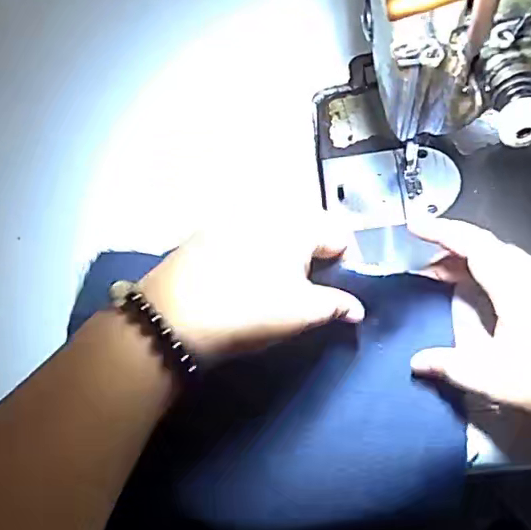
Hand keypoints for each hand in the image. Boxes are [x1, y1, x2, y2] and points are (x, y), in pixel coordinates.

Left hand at [136, 214, 365, 361]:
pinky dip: (253, 256)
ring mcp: (232, 218)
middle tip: (304, 294)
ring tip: (272, 290)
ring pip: (274, 234)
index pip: (340, 235)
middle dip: (312, 259)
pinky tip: (242, 283)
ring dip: (282, 257)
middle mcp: (267, 210)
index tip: (334, 292)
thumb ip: (336, 306)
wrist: (172, 319)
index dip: (345, 264)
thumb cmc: (249, 311)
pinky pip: (245, 239)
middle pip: (306, 230)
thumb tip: (357, 308)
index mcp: (298, 223)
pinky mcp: (205, 233)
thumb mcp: (302, 314)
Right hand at [406, 216, 530, 439]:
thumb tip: (416, 362)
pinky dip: (489, 277)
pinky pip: (515, 275)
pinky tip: (482, 298)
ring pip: (504, 261)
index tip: (414, 226)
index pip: (474, 245)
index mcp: (515, 285)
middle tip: (424, 261)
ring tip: (445, 277)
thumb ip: (448, 364)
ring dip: (472, 263)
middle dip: (453, 248)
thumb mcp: (488, 375)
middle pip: (490, 248)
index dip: (441, 232)